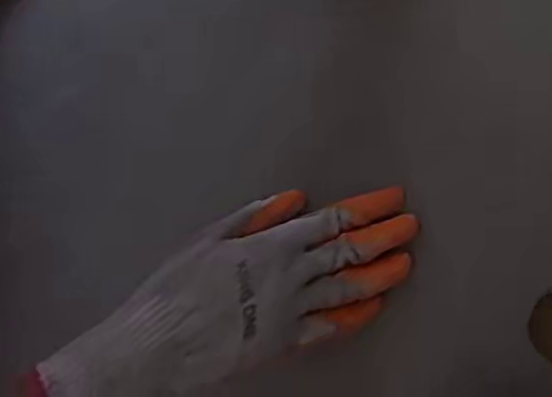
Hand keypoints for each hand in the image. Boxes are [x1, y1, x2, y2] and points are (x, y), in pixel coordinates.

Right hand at [31, 187, 419, 396]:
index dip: (372, 207)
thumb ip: (258, 215)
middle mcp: (290, 274)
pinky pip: (325, 329)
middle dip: (387, 235)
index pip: (337, 218)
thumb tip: (296, 197)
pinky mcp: (278, 343)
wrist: (139, 354)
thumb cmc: (169, 292)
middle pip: (351, 250)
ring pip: (347, 288)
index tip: (396, 198)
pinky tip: (373, 308)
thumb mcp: (211, 238)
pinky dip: (353, 317)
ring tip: (406, 263)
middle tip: (412, 226)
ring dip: (381, 273)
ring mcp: (287, 310)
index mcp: (276, 244)